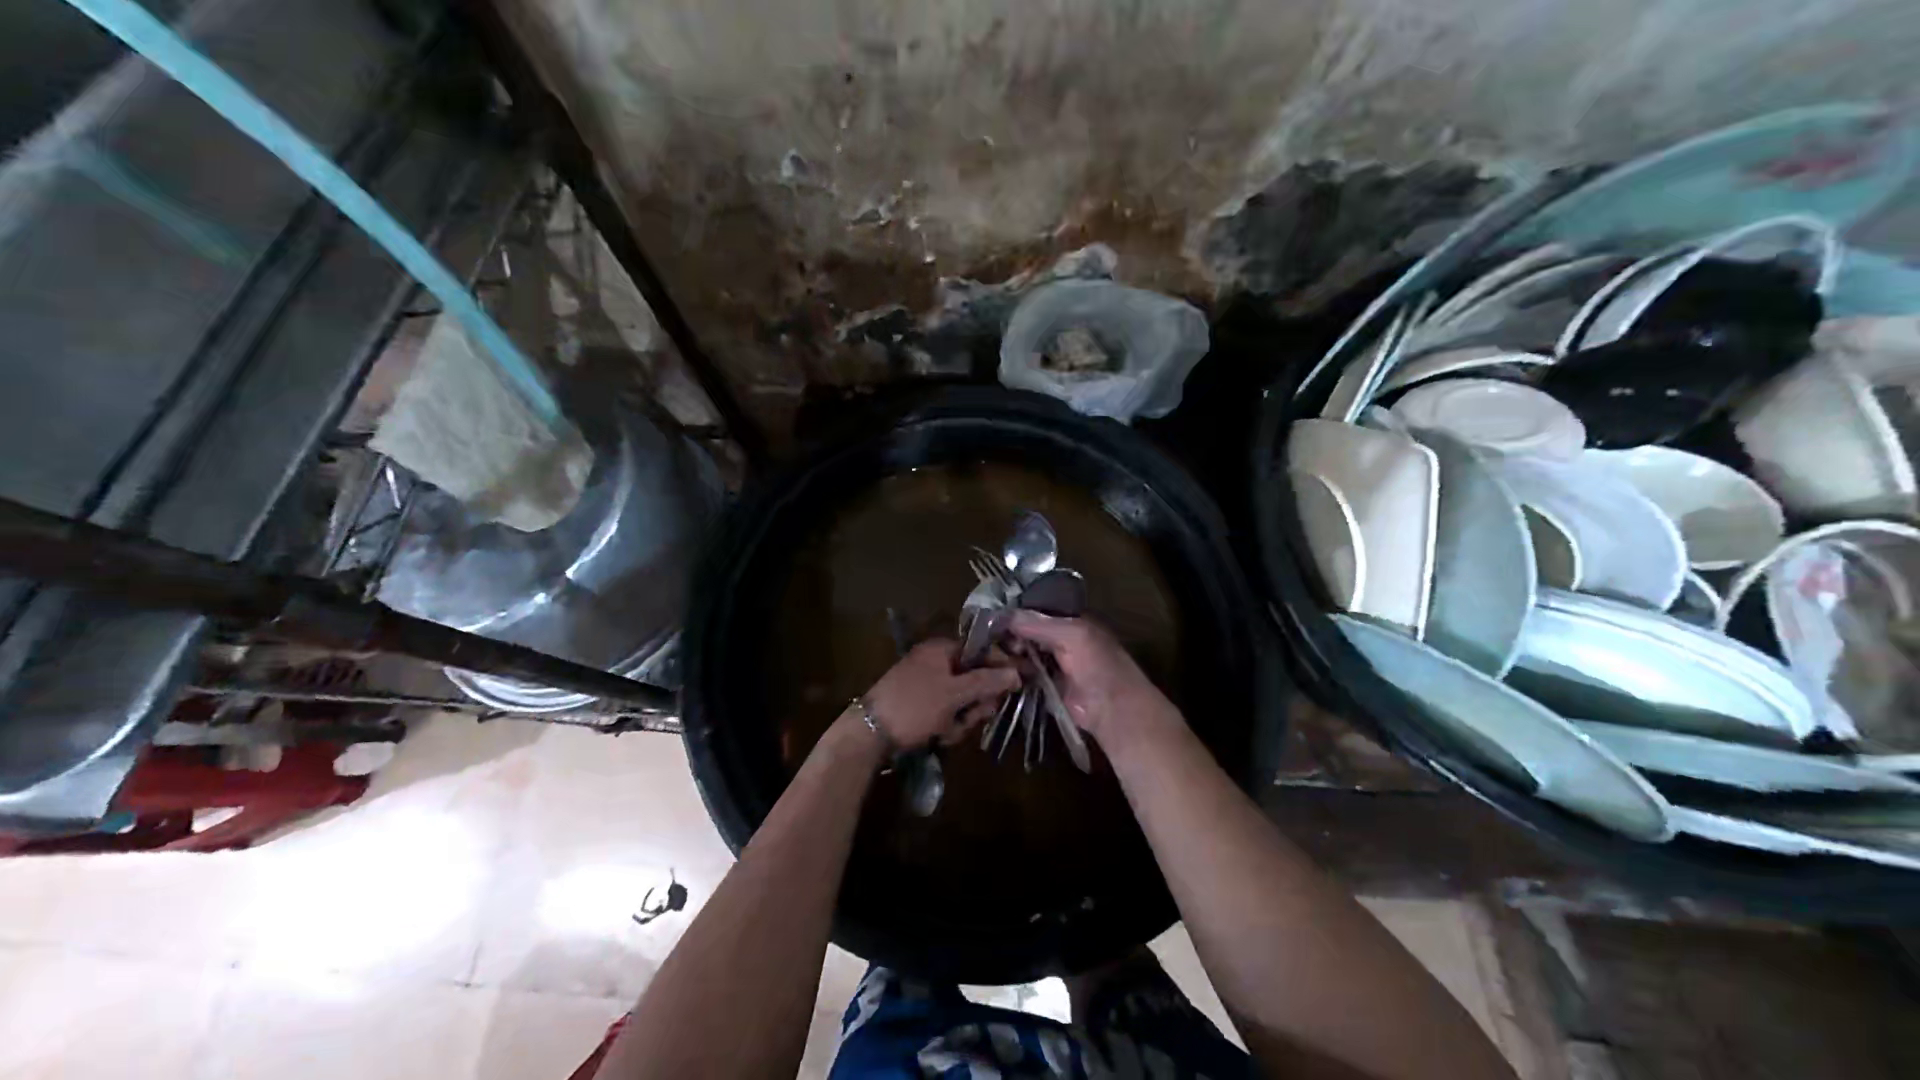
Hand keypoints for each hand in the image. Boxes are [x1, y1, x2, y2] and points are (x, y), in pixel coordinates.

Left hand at [860, 638, 1020, 751]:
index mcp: (941, 649)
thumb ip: (987, 682)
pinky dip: (947, 726)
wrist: (869, 733)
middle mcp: (935, 662)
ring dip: (961, 719)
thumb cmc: (914, 705)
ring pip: (962, 700)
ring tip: (948, 732)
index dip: (1000, 667)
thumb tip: (1018, 672)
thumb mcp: (954, 694)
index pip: (982, 651)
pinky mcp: (920, 705)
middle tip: (972, 718)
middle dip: (976, 703)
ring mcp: (927, 684)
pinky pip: (946, 712)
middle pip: (974, 679)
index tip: (1016, 686)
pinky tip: (939, 737)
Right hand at [1006, 612, 1180, 745]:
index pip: (1039, 609)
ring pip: (1024, 651)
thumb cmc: (1098, 664)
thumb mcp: (1072, 635)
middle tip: (990, 638)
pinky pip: (1025, 672)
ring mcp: (1053, 662)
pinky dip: (1013, 670)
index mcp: (1072, 620)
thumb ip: (1039, 624)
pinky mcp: (1046, 684)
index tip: (994, 615)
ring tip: (991, 654)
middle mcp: (1061, 638)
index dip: (1019, 611)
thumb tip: (1003, 615)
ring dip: (1010, 653)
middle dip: (1011, 633)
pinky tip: (999, 669)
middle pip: (1028, 630)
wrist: (1112, 709)